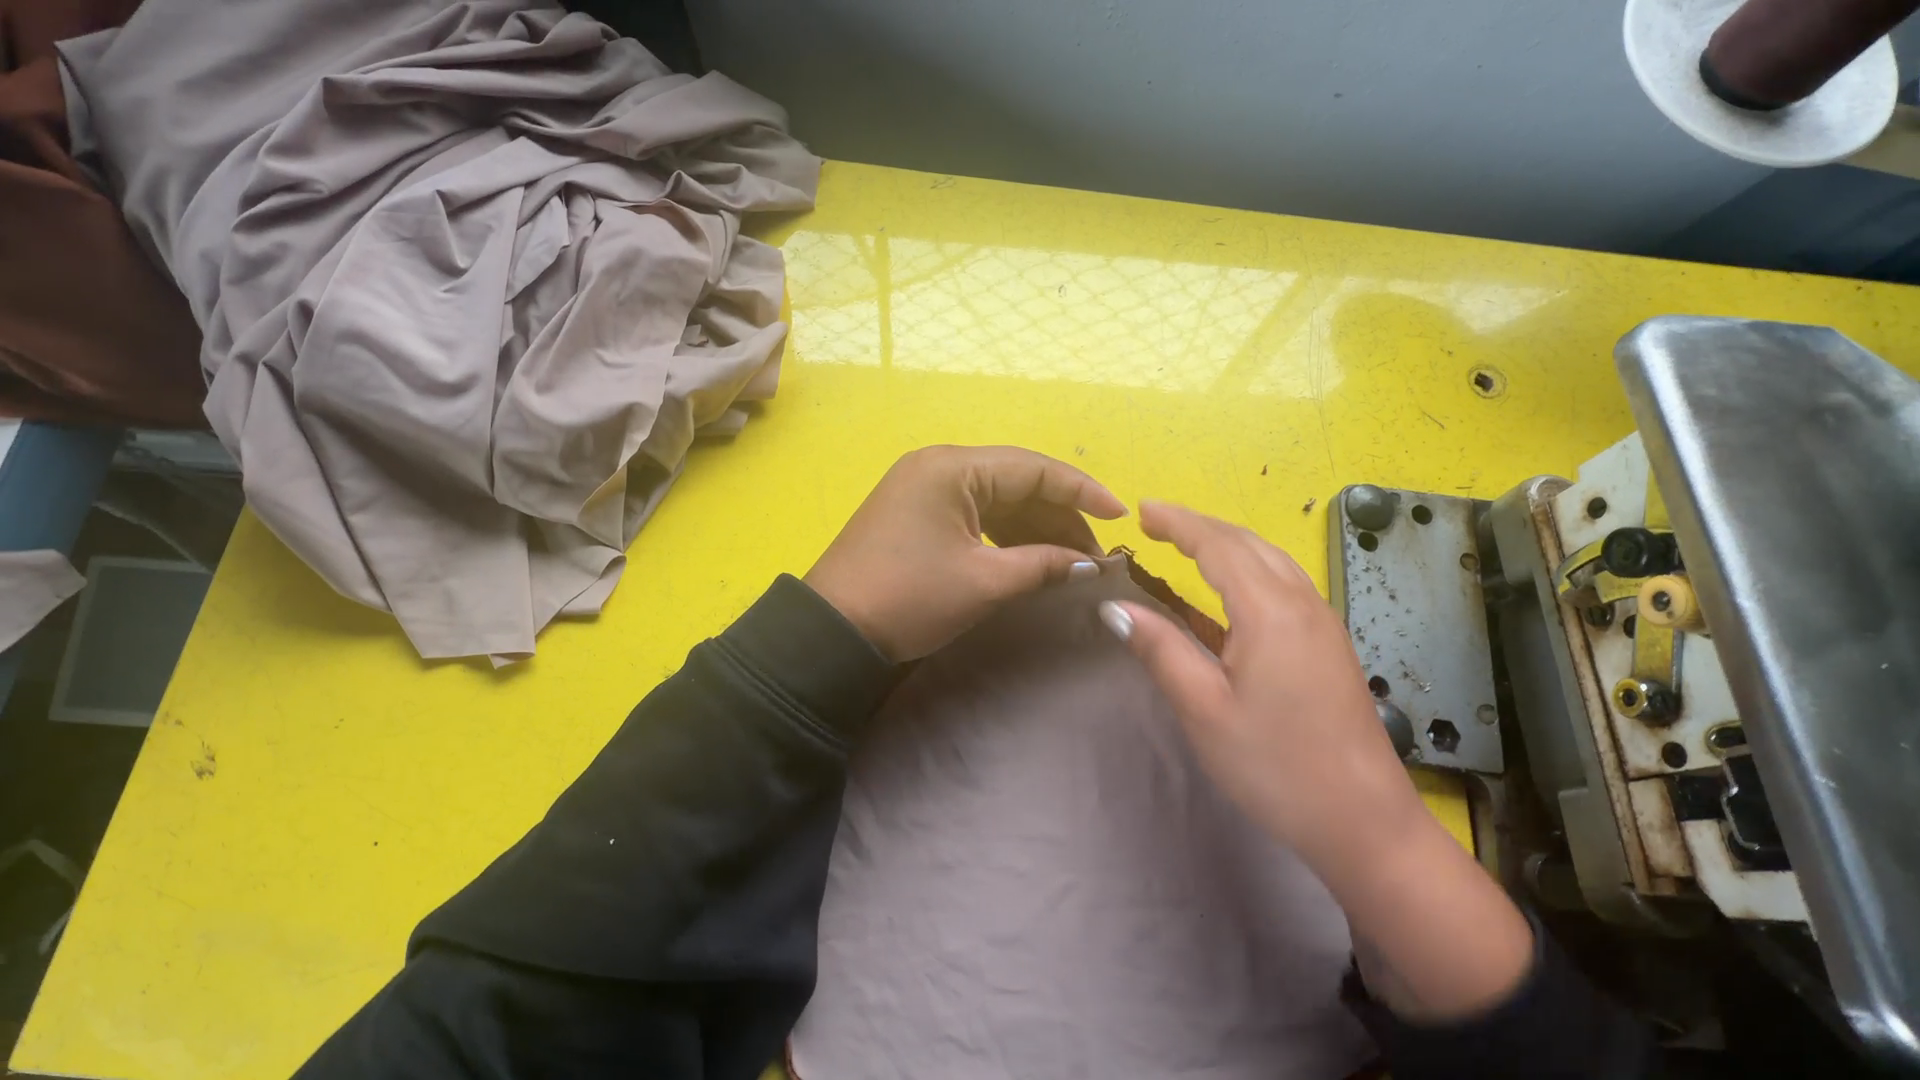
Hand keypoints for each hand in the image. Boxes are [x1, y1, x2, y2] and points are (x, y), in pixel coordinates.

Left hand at [805, 446, 1126, 661]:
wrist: (832, 633)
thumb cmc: (909, 599)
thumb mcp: (983, 582)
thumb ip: (1042, 566)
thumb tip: (1089, 566)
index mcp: (951, 468)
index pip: (1033, 468)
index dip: (1082, 491)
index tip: (1121, 516)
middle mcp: (938, 467)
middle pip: (1017, 481)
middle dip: (1061, 516)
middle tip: (1098, 554)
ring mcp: (924, 489)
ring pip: (998, 500)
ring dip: (1036, 528)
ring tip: (1074, 562)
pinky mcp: (917, 514)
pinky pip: (975, 515)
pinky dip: (1007, 536)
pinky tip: (1035, 559)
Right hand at [1102, 499, 1533, 1020]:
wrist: (1362, 819)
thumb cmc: (1274, 764)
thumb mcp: (1203, 708)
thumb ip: (1160, 649)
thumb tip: (1115, 608)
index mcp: (1270, 611)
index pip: (1218, 546)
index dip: (1178, 524)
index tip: (1141, 511)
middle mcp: (1302, 604)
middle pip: (1249, 544)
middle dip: (1201, 527)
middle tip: (1155, 524)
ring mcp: (1322, 625)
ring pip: (1271, 563)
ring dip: (1227, 546)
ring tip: (1186, 547)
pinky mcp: (1328, 647)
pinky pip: (1283, 587)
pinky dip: (1248, 572)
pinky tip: (1226, 596)